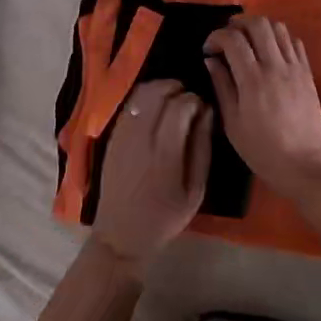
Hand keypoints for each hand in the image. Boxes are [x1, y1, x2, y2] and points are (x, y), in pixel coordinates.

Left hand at [91, 79, 211, 263]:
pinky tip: (154, 107)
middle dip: (177, 88)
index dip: (194, 99)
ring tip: (172, 99)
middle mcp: (141, 137)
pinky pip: (129, 102)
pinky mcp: (113, 133)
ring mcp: (123, 133)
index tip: (202, 108)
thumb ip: (202, 148)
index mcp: (165, 154)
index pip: (180, 107)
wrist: (121, 233)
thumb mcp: (195, 191)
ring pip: (142, 92)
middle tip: (188, 100)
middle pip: (159, 93)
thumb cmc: (164, 216)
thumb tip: (207, 111)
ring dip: (160, 88)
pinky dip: (145, 96)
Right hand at [204, 15, 320, 195]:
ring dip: (259, 28)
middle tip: (228, 38)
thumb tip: (212, 60)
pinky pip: (294, 42)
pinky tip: (270, 53)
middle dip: (238, 23)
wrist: (305, 166)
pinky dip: (279, 39)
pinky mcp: (308, 73)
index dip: (216, 37)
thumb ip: (222, 86)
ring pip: (278, 27)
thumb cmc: (262, 150)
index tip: (209, 50)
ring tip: (249, 42)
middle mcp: (275, 66)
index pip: (233, 39)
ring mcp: (295, 67)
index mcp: (253, 80)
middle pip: (258, 23)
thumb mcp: (232, 123)